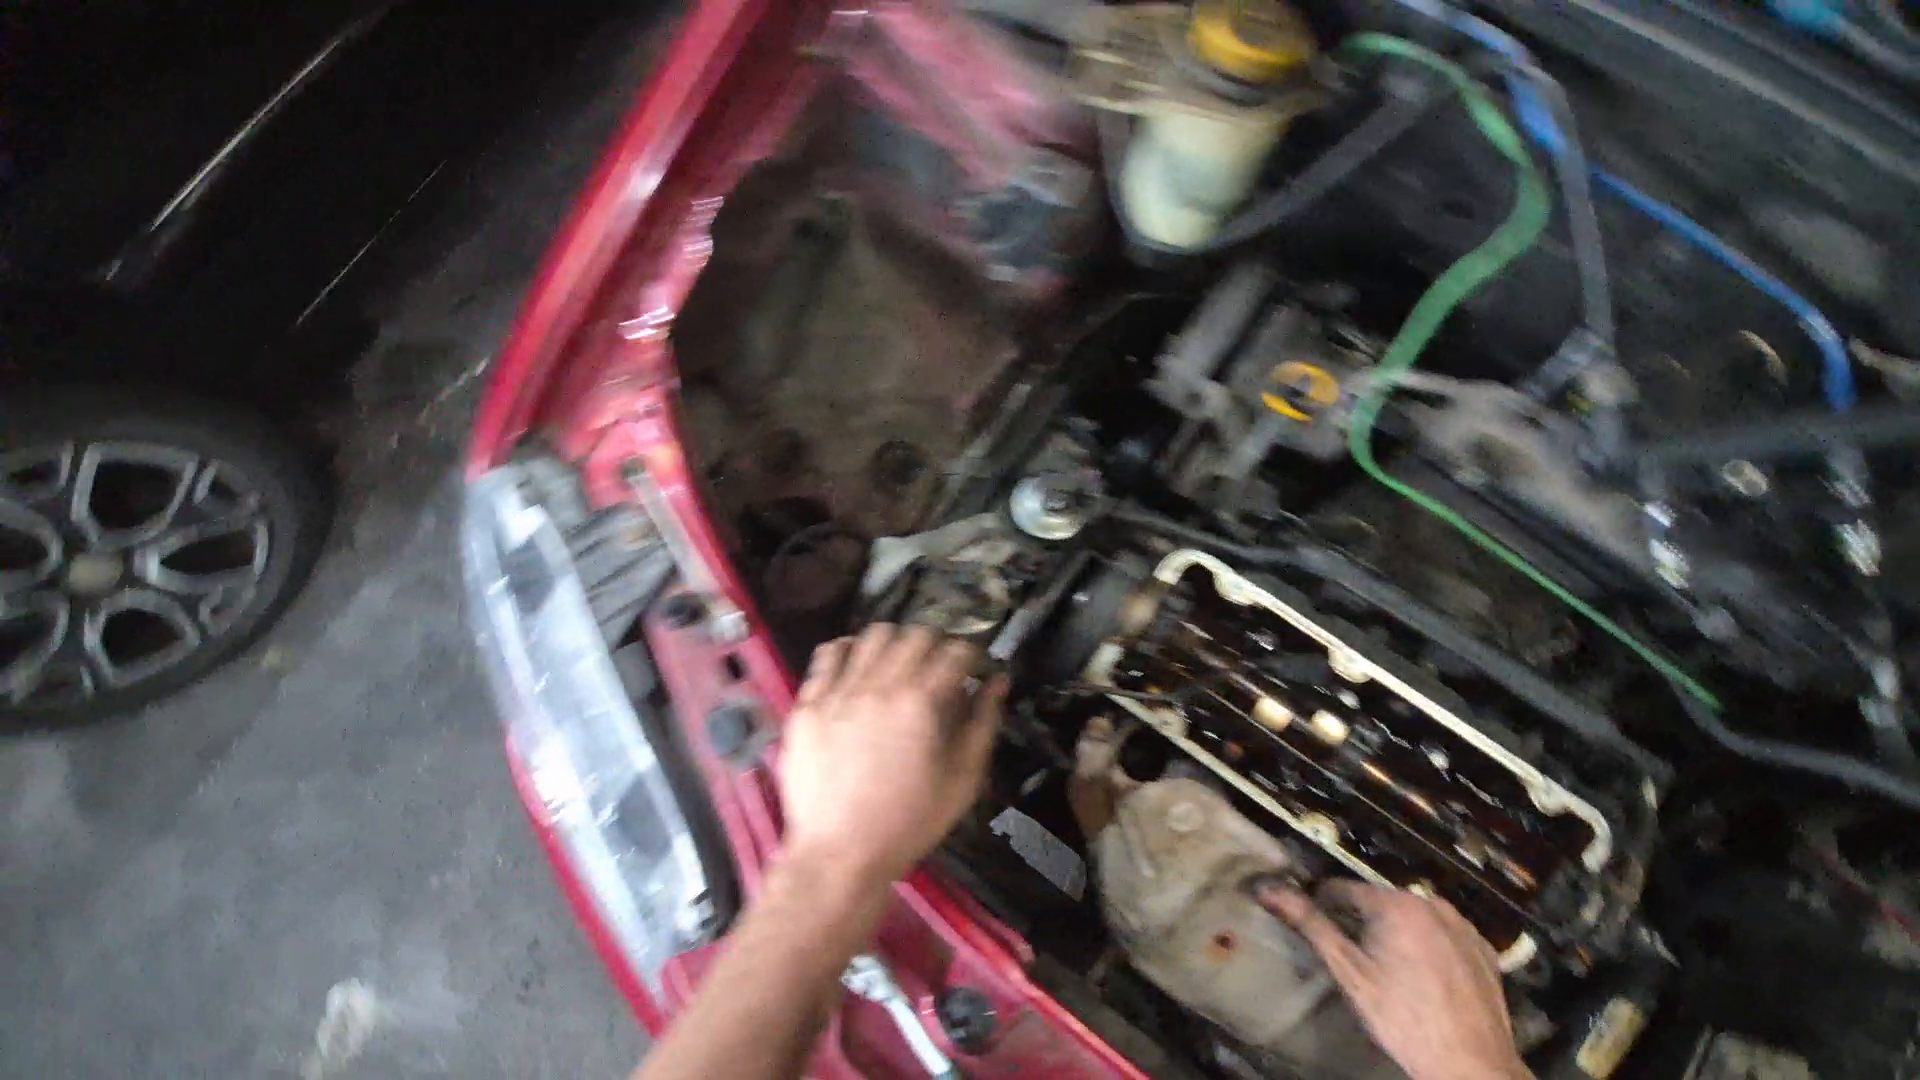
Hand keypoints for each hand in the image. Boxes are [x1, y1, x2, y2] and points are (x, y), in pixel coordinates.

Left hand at [777, 624, 1005, 887]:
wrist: (839, 856)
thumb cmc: (909, 823)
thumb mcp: (962, 781)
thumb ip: (983, 724)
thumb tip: (997, 683)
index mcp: (921, 703)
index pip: (954, 652)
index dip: (970, 655)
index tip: (972, 668)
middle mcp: (879, 686)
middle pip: (914, 635)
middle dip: (936, 645)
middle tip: (938, 667)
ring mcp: (839, 692)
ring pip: (871, 637)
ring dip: (894, 642)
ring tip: (898, 664)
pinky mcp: (808, 703)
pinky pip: (828, 655)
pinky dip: (848, 651)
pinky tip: (856, 665)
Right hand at [1259, 881, 1531, 1079]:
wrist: (1473, 1067)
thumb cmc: (1402, 1018)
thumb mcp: (1348, 971)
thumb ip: (1309, 924)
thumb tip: (1269, 889)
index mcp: (1395, 903)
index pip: (1342, 890)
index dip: (1324, 908)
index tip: (1320, 932)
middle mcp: (1431, 902)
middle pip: (1379, 902)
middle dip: (1362, 921)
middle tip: (1356, 957)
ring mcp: (1462, 925)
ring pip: (1412, 916)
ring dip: (1397, 931)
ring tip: (1391, 968)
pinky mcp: (1484, 949)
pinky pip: (1443, 933)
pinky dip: (1429, 944)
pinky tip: (1426, 976)